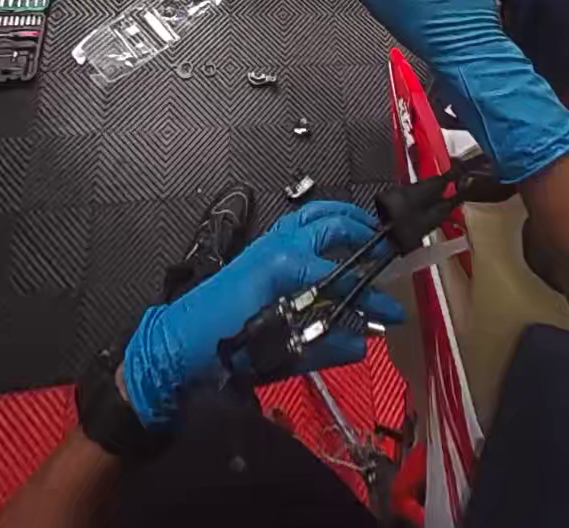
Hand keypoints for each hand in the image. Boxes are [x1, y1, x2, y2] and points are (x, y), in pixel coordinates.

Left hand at [121, 201, 405, 427]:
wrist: (178, 345)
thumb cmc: (222, 347)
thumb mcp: (278, 354)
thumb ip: (324, 347)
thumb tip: (360, 343)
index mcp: (285, 265)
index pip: (340, 277)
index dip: (369, 297)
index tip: (389, 311)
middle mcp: (279, 245)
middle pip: (331, 225)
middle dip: (363, 233)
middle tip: (387, 249)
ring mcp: (268, 242)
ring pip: (313, 214)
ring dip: (342, 217)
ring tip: (364, 226)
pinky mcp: (261, 248)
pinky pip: (297, 223)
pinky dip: (319, 220)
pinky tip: (330, 232)